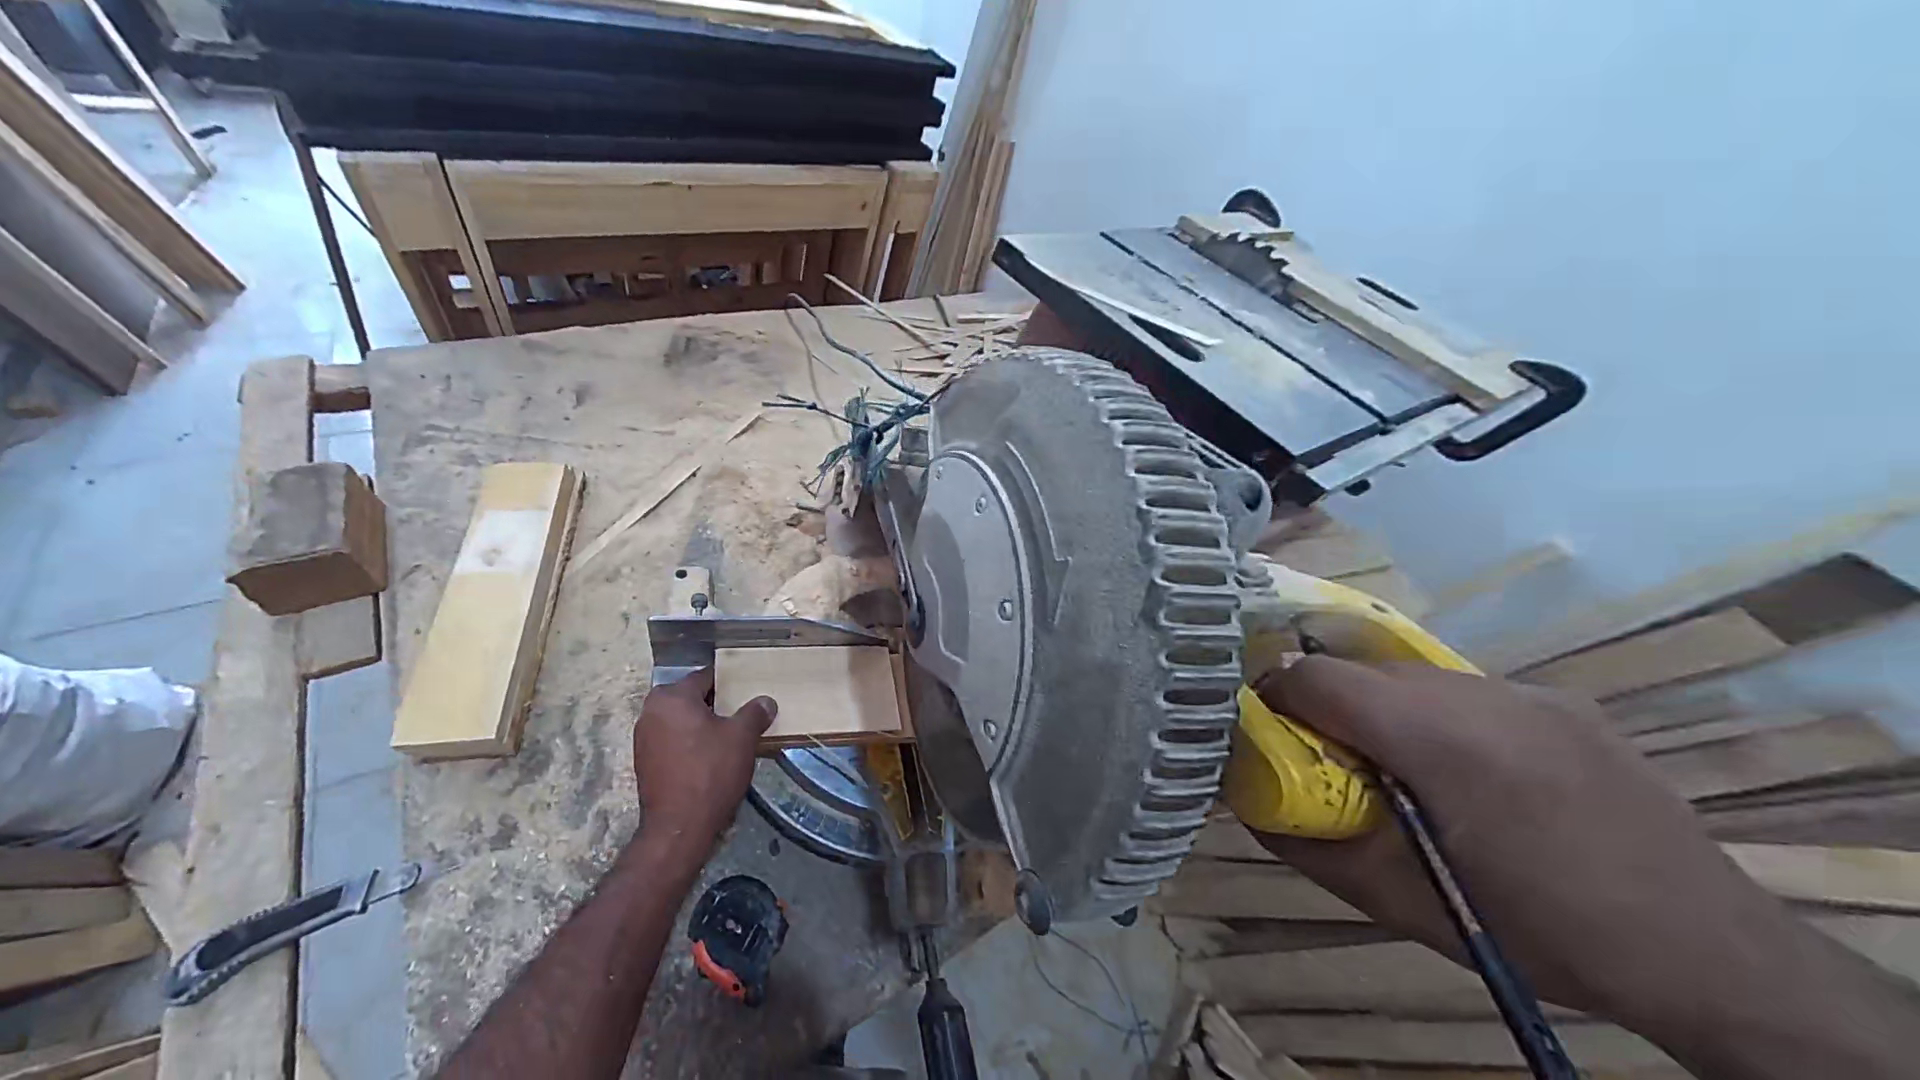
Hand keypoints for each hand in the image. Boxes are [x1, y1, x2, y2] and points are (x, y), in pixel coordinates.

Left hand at [633, 669, 775, 855]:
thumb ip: (754, 713)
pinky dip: (690, 742)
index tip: (748, 691)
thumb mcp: (742, 737)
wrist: (679, 827)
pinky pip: (673, 740)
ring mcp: (643, 738)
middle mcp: (651, 712)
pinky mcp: (644, 762)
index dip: (730, 683)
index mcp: (672, 698)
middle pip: (691, 698)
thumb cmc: (711, 772)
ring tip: (730, 736)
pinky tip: (711, 756)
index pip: (705, 677)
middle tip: (742, 714)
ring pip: (681, 720)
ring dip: (702, 725)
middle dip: (716, 704)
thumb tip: (766, 701)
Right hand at [1249, 658, 1916, 1077]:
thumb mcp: (1399, 903)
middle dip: (1322, 700)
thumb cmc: (1534, 934)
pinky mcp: (1562, 702)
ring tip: (1386, 762)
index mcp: (1439, 740)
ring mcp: (1528, 692)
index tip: (1261, 728)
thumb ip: (1307, 843)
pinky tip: (1457, 768)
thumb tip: (1244, 800)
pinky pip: (1464, 690)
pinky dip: (1432, 713)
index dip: (1274, 695)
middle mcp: (1480, 695)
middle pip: (1360, 669)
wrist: (1712, 957)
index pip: (1319, 679)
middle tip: (1316, 753)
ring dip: (1377, 705)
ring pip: (1411, 675)